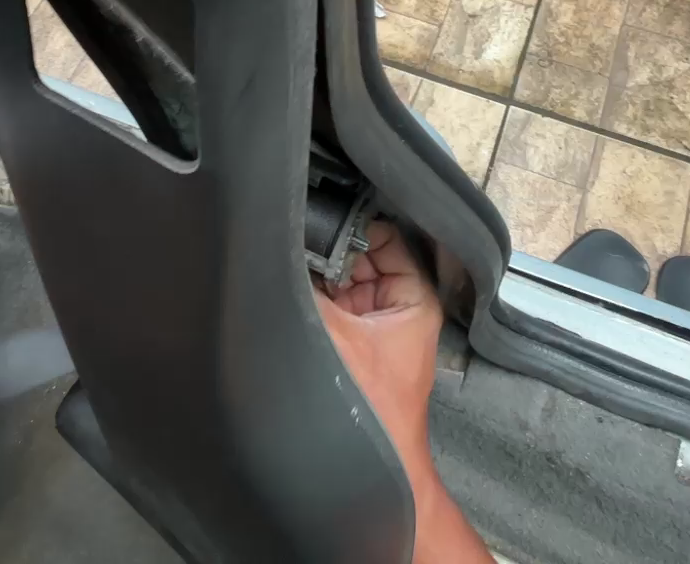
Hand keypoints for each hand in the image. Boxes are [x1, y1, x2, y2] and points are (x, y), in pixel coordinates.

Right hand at [317, 221, 495, 563]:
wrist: (372, 475)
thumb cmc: (372, 416)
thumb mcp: (330, 333)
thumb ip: (305, 286)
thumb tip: (277, 248)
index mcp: (412, 298)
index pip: (384, 235)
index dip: (353, 223)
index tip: (322, 214)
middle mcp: (395, 305)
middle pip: (358, 253)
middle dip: (328, 248)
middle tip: (297, 243)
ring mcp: (372, 322)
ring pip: (340, 276)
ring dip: (317, 274)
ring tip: (294, 270)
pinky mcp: (352, 339)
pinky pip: (330, 300)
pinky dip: (312, 295)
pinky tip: (294, 295)